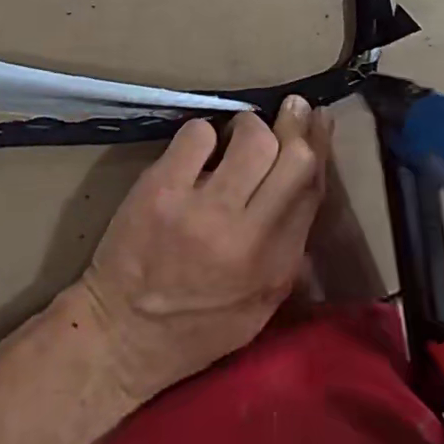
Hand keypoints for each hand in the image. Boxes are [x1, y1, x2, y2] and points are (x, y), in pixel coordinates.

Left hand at [76, 96, 331, 401]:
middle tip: (287, 108)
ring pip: (252, 138)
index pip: (312, 189)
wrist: (122, 336)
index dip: (320, 145)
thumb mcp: (258, 305)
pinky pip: (198, 134)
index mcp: (277, 266)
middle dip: (293, 124)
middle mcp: (248, 237)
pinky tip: (196, 147)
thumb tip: (308, 193)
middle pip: (294, 158)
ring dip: (248, 125)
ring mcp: (204, 212)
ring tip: (234, 133)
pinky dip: (202, 131)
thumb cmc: (195, 324)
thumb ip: (288, 253)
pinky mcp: (162, 191)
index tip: (319, 119)